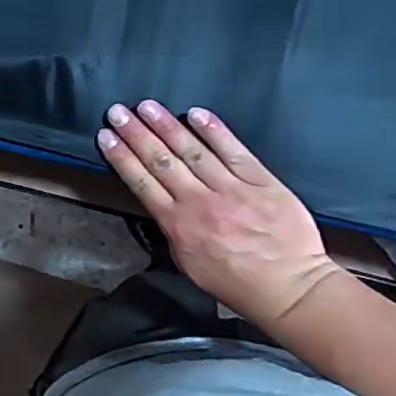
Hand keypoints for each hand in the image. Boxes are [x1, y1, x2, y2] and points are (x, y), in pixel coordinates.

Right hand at [96, 100, 340, 325]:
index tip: (105, 136)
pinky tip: (195, 113)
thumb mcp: (186, 260)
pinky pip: (234, 152)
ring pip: (192, 151)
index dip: (120, 156)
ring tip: (147, 106)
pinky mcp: (262, 183)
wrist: (290, 289)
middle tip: (117, 111)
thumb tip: (161, 202)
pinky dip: (214, 131)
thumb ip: (171, 227)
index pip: (141, 181)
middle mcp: (200, 202)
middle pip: (161, 160)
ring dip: (166, 126)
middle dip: (136, 133)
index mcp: (177, 224)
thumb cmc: (234, 280)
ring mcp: (232, 190)